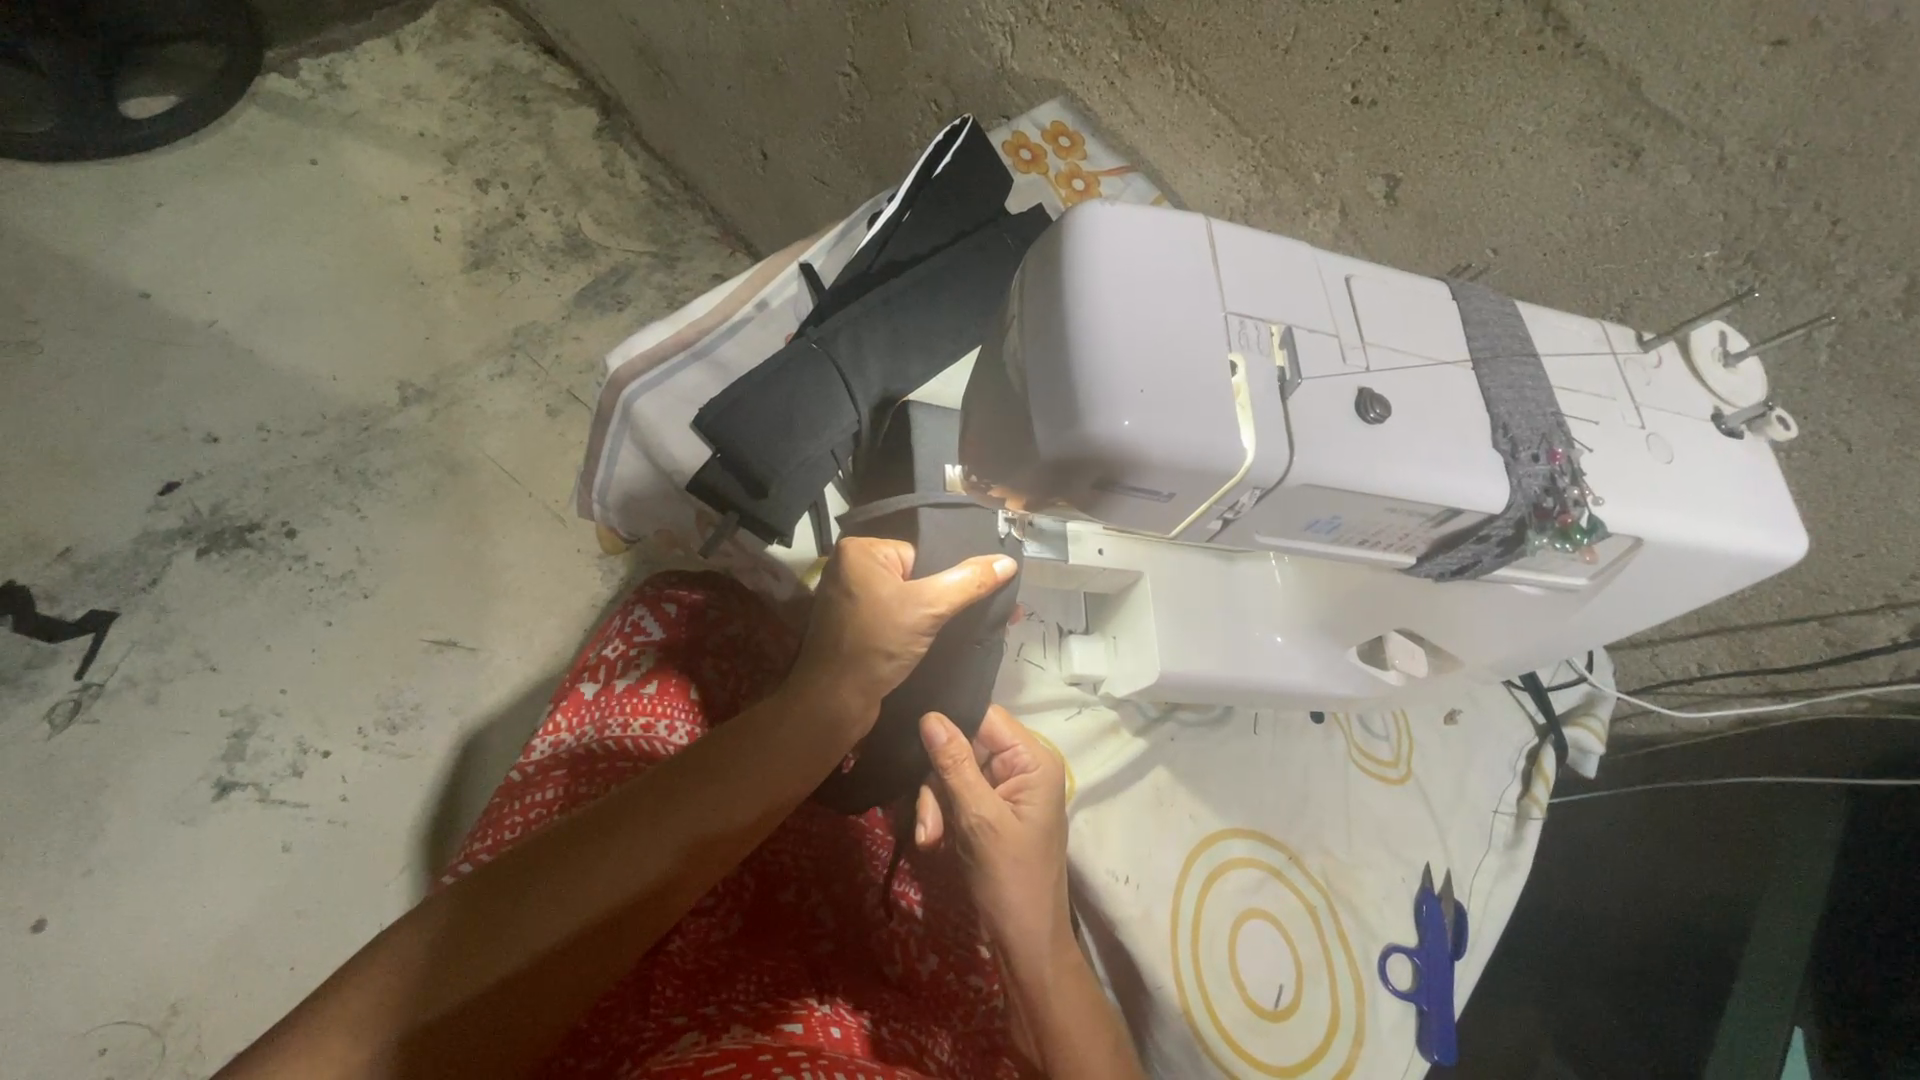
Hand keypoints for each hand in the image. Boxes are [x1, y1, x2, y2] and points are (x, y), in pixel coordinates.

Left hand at [787, 537, 1016, 732]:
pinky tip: (945, 640)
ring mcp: (853, 600)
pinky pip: (899, 618)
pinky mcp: (858, 627)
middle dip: (951, 595)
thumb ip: (969, 582)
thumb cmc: (875, 646)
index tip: (981, 592)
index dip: (948, 575)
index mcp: (860, 550)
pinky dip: (920, 628)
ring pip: (912, 599)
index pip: (922, 553)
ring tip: (972, 627)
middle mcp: (852, 569)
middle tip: (989, 611)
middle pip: (919, 574)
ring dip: (938, 615)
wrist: (834, 703)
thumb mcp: (928, 607)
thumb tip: (1008, 561)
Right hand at [915, 706, 1071, 962]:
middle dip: (939, 782)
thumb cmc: (1010, 879)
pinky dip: (942, 817)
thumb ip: (954, 764)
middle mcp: (1022, 768)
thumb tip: (930, 715)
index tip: (920, 749)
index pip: (985, 717)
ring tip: (930, 840)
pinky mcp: (990, 813)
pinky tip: (933, 843)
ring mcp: (1005, 791)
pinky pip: (957, 796)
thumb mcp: (978, 818)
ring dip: (935, 805)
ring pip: (954, 774)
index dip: (951, 729)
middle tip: (929, 823)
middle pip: (964, 746)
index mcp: (1033, 760)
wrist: (1025, 943)